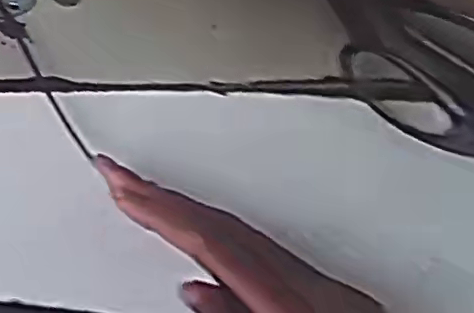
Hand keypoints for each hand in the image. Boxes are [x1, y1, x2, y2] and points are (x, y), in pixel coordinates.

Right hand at [96, 155, 383, 312]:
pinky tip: (212, 248)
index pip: (213, 239)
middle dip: (166, 198)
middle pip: (229, 229)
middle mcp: (330, 297)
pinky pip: (281, 260)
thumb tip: (190, 292)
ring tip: (149, 197)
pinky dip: (232, 244)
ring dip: (194, 215)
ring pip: (254, 239)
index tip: (113, 177)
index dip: (155, 203)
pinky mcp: (359, 308)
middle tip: (117, 174)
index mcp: (306, 307)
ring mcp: (349, 301)